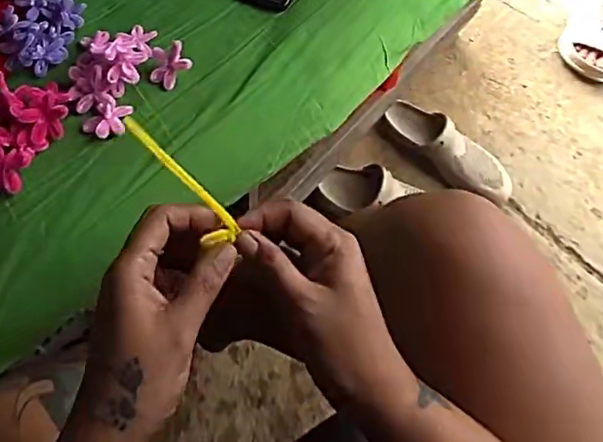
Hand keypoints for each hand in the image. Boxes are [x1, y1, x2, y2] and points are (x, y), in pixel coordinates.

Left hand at [66, 206, 239, 441]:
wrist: (110, 430)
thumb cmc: (144, 377)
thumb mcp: (181, 328)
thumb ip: (205, 282)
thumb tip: (229, 245)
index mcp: (129, 269)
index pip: (159, 218)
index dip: (192, 214)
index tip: (223, 225)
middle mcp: (124, 271)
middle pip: (159, 231)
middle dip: (193, 231)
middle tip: (226, 243)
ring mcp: (127, 289)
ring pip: (161, 253)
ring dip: (190, 252)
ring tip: (221, 262)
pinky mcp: (133, 306)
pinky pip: (159, 274)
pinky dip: (182, 272)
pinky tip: (205, 284)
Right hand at [233, 201, 414, 414]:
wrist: (374, 391)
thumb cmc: (342, 344)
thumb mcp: (302, 303)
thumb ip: (272, 265)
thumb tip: (242, 236)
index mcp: (334, 240)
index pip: (291, 210)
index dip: (259, 216)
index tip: (230, 232)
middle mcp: (331, 244)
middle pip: (289, 223)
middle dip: (259, 230)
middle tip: (228, 245)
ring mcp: (327, 264)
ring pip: (288, 242)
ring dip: (263, 247)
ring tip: (235, 257)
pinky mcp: (321, 283)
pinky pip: (292, 263)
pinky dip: (271, 264)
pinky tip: (252, 274)